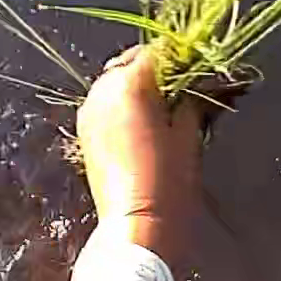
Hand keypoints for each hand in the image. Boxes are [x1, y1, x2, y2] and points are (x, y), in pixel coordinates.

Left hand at [76, 46, 201, 270]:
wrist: (137, 226)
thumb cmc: (167, 184)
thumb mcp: (188, 137)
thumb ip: (190, 102)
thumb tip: (194, 88)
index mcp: (129, 85)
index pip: (157, 53)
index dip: (179, 58)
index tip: (196, 68)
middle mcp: (102, 92)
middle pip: (130, 63)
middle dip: (155, 72)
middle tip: (181, 89)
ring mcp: (89, 113)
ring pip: (114, 83)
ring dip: (137, 87)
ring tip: (162, 108)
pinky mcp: (84, 134)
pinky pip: (104, 105)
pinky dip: (121, 106)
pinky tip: (142, 124)